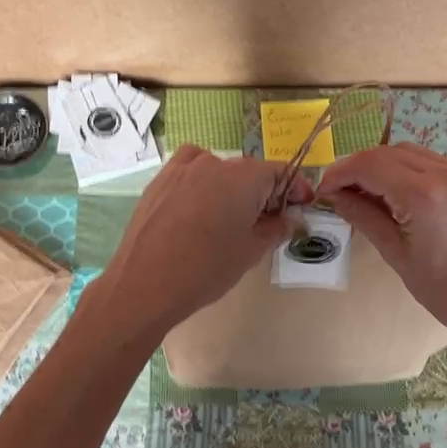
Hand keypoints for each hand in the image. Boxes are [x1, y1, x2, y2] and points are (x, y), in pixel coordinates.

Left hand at [86, 146, 312, 339]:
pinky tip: (198, 207)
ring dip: (231, 188)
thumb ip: (276, 229)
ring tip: (229, 219)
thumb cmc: (207, 269)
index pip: (280, 172)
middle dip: (263, 192)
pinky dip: (201, 182)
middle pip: (249, 171)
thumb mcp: (251, 252)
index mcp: (244, 177)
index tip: (301, 206)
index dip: (294, 189)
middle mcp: (215, 163)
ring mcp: (183, 169)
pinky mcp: (160, 181)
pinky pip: (190, 172)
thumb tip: (289, 219)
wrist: (145, 284)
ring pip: (219, 170)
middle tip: (267, 223)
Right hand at [316, 143, 446, 346]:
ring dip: (387, 166)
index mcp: (425, 195)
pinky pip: (439, 164)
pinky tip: (405, 197)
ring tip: (370, 193)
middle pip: (391, 152)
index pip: (370, 165)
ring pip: (416, 154)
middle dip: (361, 166)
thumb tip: (337, 197)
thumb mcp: (398, 256)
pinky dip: (414, 171)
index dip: (341, 172)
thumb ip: (366, 218)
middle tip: (342, 191)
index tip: (324, 189)